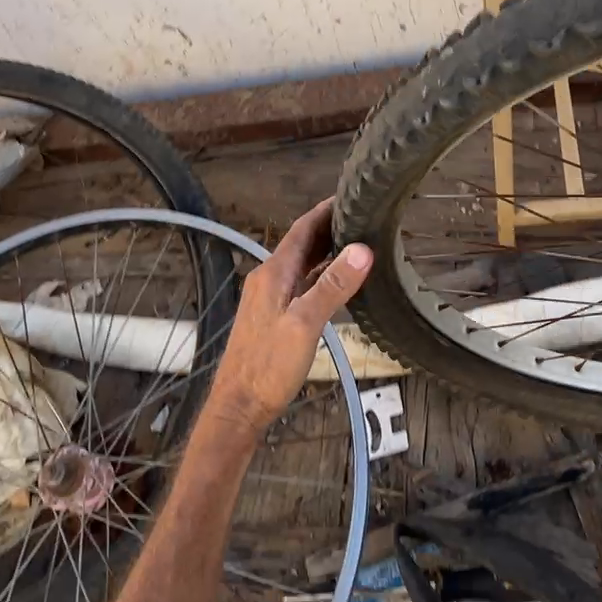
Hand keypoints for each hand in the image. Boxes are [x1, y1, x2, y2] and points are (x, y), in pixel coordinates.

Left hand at [202, 198, 374, 439]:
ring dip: (326, 251)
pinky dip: (320, 276)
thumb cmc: (268, 367)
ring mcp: (270, 299)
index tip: (351, 194)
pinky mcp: (274, 317)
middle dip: (330, 227)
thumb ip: (333, 287)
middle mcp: (269, 279)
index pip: (302, 229)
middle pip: (302, 244)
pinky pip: (301, 285)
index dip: (325, 210)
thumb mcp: (305, 324)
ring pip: (302, 265)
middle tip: (362, 214)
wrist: (238, 407)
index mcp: (273, 273)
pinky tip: (338, 282)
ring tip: (356, 241)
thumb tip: (362, 249)